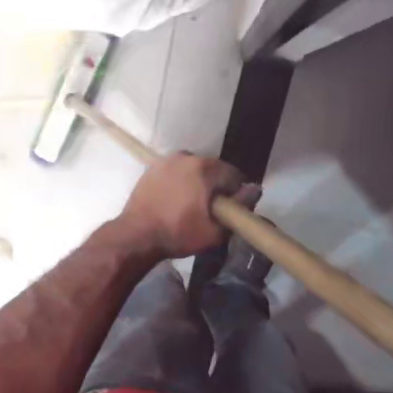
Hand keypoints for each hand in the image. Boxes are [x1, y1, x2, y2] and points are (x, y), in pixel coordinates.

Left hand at [116, 153, 259, 258]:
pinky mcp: (152, 168)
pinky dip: (181, 182)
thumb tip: (256, 189)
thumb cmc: (179, 234)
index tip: (231, 210)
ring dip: (198, 182)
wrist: (136, 235)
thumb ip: (239, 207)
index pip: (233, 175)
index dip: (236, 193)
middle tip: (212, 209)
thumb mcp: (216, 229)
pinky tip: (176, 200)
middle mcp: (186, 156)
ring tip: (193, 204)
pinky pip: (176, 172)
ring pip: (193, 169)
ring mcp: (166, 160)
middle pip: (213, 169)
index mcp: (205, 168)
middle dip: (216, 186)